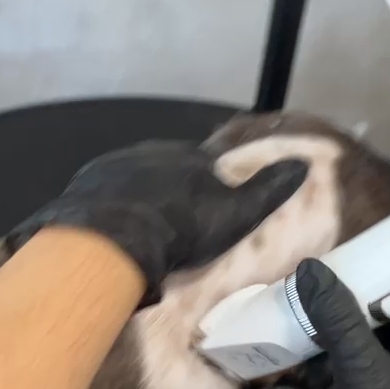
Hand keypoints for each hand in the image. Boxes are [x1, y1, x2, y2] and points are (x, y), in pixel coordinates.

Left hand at [9, 141, 307, 306]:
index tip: (202, 216)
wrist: (116, 237)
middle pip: (165, 171)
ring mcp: (113, 165)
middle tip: (169, 228)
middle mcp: (151, 152)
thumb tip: (304, 163)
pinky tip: (111, 233)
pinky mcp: (85, 183)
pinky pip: (102, 195)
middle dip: (169, 192)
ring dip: (137, 201)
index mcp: (188, 157)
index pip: (203, 167)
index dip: (205, 190)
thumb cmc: (183, 229)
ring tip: (138, 234)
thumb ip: (268, 191)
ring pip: (132, 182)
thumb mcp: (237, 214)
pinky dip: (109, 209)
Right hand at [294, 259, 389, 388]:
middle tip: (326, 255)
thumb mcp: (368, 380)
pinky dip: (335, 340)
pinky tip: (305, 342)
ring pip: (377, 317)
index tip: (378, 221)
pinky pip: (360, 346)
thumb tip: (310, 268)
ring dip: (344, 307)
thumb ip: (340, 323)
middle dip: (366, 271)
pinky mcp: (383, 383)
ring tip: (305, 291)